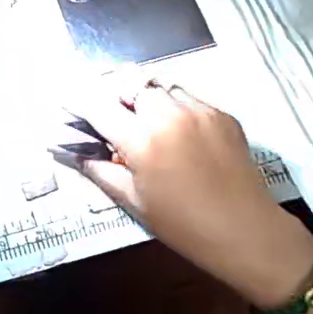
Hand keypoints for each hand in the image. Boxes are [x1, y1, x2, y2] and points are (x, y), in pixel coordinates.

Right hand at [65, 78, 312, 307]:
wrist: (244, 230)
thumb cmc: (182, 225)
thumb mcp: (134, 202)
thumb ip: (102, 170)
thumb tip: (77, 152)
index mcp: (142, 140)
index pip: (98, 105)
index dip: (78, 99)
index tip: (68, 99)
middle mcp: (169, 115)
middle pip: (131, 83)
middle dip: (116, 93)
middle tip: (112, 112)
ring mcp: (200, 110)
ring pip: (162, 86)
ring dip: (147, 97)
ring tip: (145, 118)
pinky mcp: (222, 114)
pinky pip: (190, 98)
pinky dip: (175, 106)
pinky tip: (178, 131)